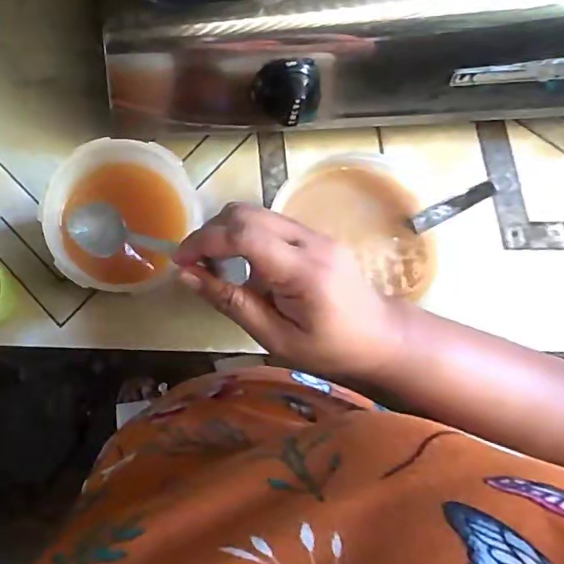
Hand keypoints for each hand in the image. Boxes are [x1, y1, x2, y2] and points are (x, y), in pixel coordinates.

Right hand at [173, 203, 410, 380]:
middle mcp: (309, 241)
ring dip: (225, 232)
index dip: (204, 242)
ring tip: (213, 266)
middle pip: (246, 213)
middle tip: (192, 264)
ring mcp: (314, 234)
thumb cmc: (332, 350)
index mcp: (303, 270)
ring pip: (256, 213)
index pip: (243, 236)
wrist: (383, 338)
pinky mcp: (313, 235)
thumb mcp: (277, 338)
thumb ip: (232, 303)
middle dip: (210, 232)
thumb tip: (187, 276)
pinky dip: (244, 236)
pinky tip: (240, 265)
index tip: (180, 263)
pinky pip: (269, 223)